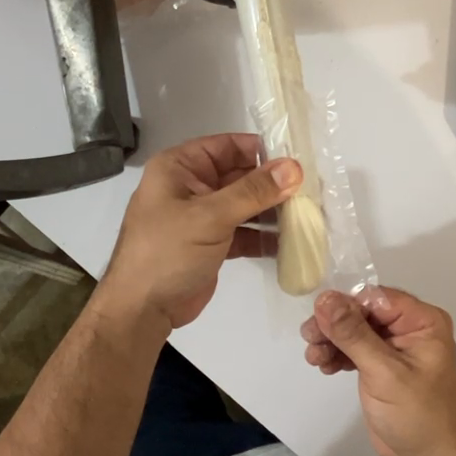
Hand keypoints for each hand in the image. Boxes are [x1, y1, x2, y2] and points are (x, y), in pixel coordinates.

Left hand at [95, 133, 300, 332]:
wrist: (142, 308)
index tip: (299, 160)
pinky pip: (244, 233)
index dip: (262, 150)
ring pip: (245, 205)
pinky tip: (293, 241)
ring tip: (310, 215)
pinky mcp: (212, 244)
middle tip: (313, 191)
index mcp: (180, 168)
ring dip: (273, 211)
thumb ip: (254, 192)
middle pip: (240, 176)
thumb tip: (294, 168)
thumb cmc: (167, 252)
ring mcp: (202, 217)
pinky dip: (265, 237)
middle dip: (274, 184)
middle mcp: (191, 187)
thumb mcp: (210, 217)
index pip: (227, 146)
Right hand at [302, 287, 455, 455]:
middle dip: (334, 325)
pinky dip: (337, 355)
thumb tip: (325, 299)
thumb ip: (353, 334)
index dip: (346, 304)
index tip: (318, 319)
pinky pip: (355, 349)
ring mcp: (395, 348)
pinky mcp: (381, 366)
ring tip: (313, 357)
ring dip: (331, 341)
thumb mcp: (383, 372)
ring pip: (354, 331)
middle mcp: (410, 328)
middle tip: (309, 338)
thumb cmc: (416, 414)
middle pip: (362, 313)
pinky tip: (324, 366)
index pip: (377, 299)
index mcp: (422, 321)